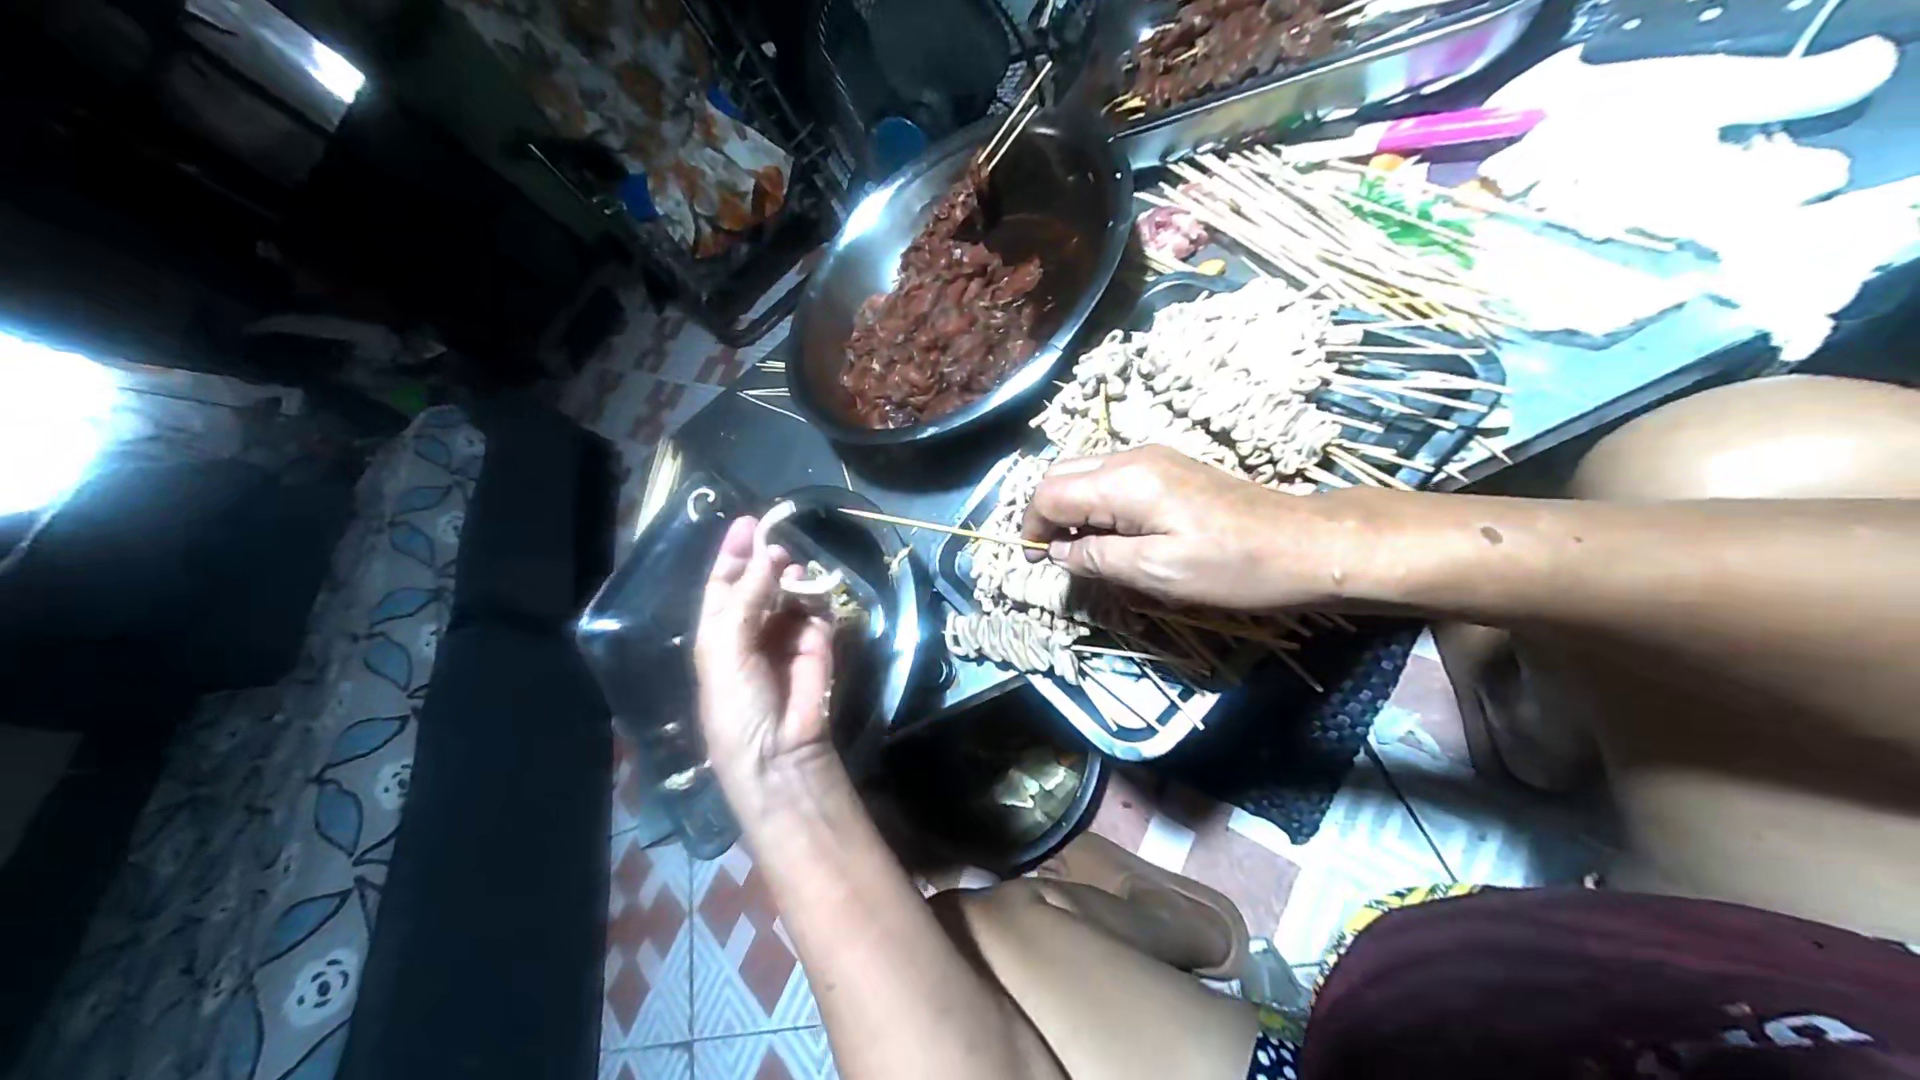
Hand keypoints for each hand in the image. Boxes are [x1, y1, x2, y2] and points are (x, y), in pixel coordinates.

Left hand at [694, 516, 839, 820]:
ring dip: (792, 578)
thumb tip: (771, 554)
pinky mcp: (818, 644)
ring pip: (790, 592)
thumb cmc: (737, 702)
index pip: (724, 584)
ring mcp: (786, 636)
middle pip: (759, 583)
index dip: (734, 554)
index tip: (749, 523)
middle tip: (778, 547)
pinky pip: (818, 611)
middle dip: (766, 561)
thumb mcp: (727, 647)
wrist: (780, 750)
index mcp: (719, 632)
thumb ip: (749, 597)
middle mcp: (752, 630)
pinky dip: (818, 597)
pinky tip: (814, 592)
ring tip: (794, 571)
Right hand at [1019, 445, 1392, 611]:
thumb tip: (1059, 553)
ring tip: (1080, 549)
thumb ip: (1098, 559)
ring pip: (1084, 472)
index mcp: (1125, 480)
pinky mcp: (1168, 469)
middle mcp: (1132, 457)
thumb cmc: (1232, 565)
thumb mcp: (1157, 572)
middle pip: (1061, 473)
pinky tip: (1110, 534)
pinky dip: (1094, 503)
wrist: (1304, 543)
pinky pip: (1110, 477)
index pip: (1050, 493)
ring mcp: (1152, 458)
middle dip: (1046, 513)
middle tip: (1054, 555)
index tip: (1036, 561)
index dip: (1032, 527)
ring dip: (1070, 507)